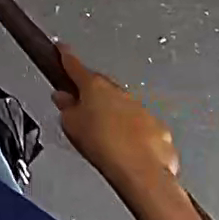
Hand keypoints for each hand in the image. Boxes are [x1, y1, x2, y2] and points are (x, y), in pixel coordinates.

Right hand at [53, 43, 180, 189]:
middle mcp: (118, 91)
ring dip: (113, 118)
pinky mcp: (157, 127)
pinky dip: (133, 135)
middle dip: (90, 97)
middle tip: (81, 115)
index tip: (61, 48)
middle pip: (99, 88)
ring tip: (105, 142)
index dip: (65, 55)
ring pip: (121, 107)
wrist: (141, 171)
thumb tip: (64, 98)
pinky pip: (140, 126)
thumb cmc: (103, 146)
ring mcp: (140, 108)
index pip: (74, 65)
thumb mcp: (71, 126)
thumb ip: (66, 108)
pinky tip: (126, 153)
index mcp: (93, 86)